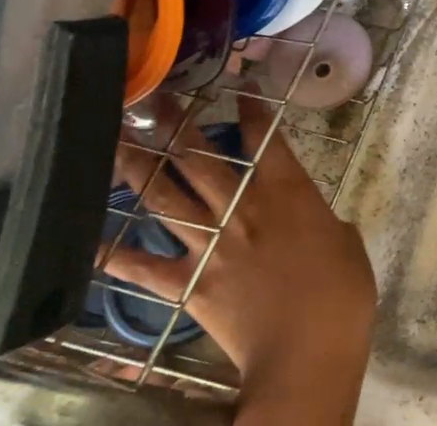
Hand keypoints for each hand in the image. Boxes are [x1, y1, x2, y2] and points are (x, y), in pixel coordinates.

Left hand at [106, 92, 374, 423]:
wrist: (307, 353)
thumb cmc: (341, 294)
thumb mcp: (346, 242)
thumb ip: (322, 220)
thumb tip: (312, 219)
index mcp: (288, 191)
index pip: (264, 136)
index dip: (250, 106)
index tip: (238, 83)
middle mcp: (242, 207)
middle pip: (200, 156)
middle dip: (176, 123)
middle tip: (154, 99)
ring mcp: (210, 244)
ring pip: (165, 197)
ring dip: (136, 169)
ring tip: (115, 142)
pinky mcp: (188, 283)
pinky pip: (143, 267)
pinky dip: (115, 256)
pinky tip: (90, 242)